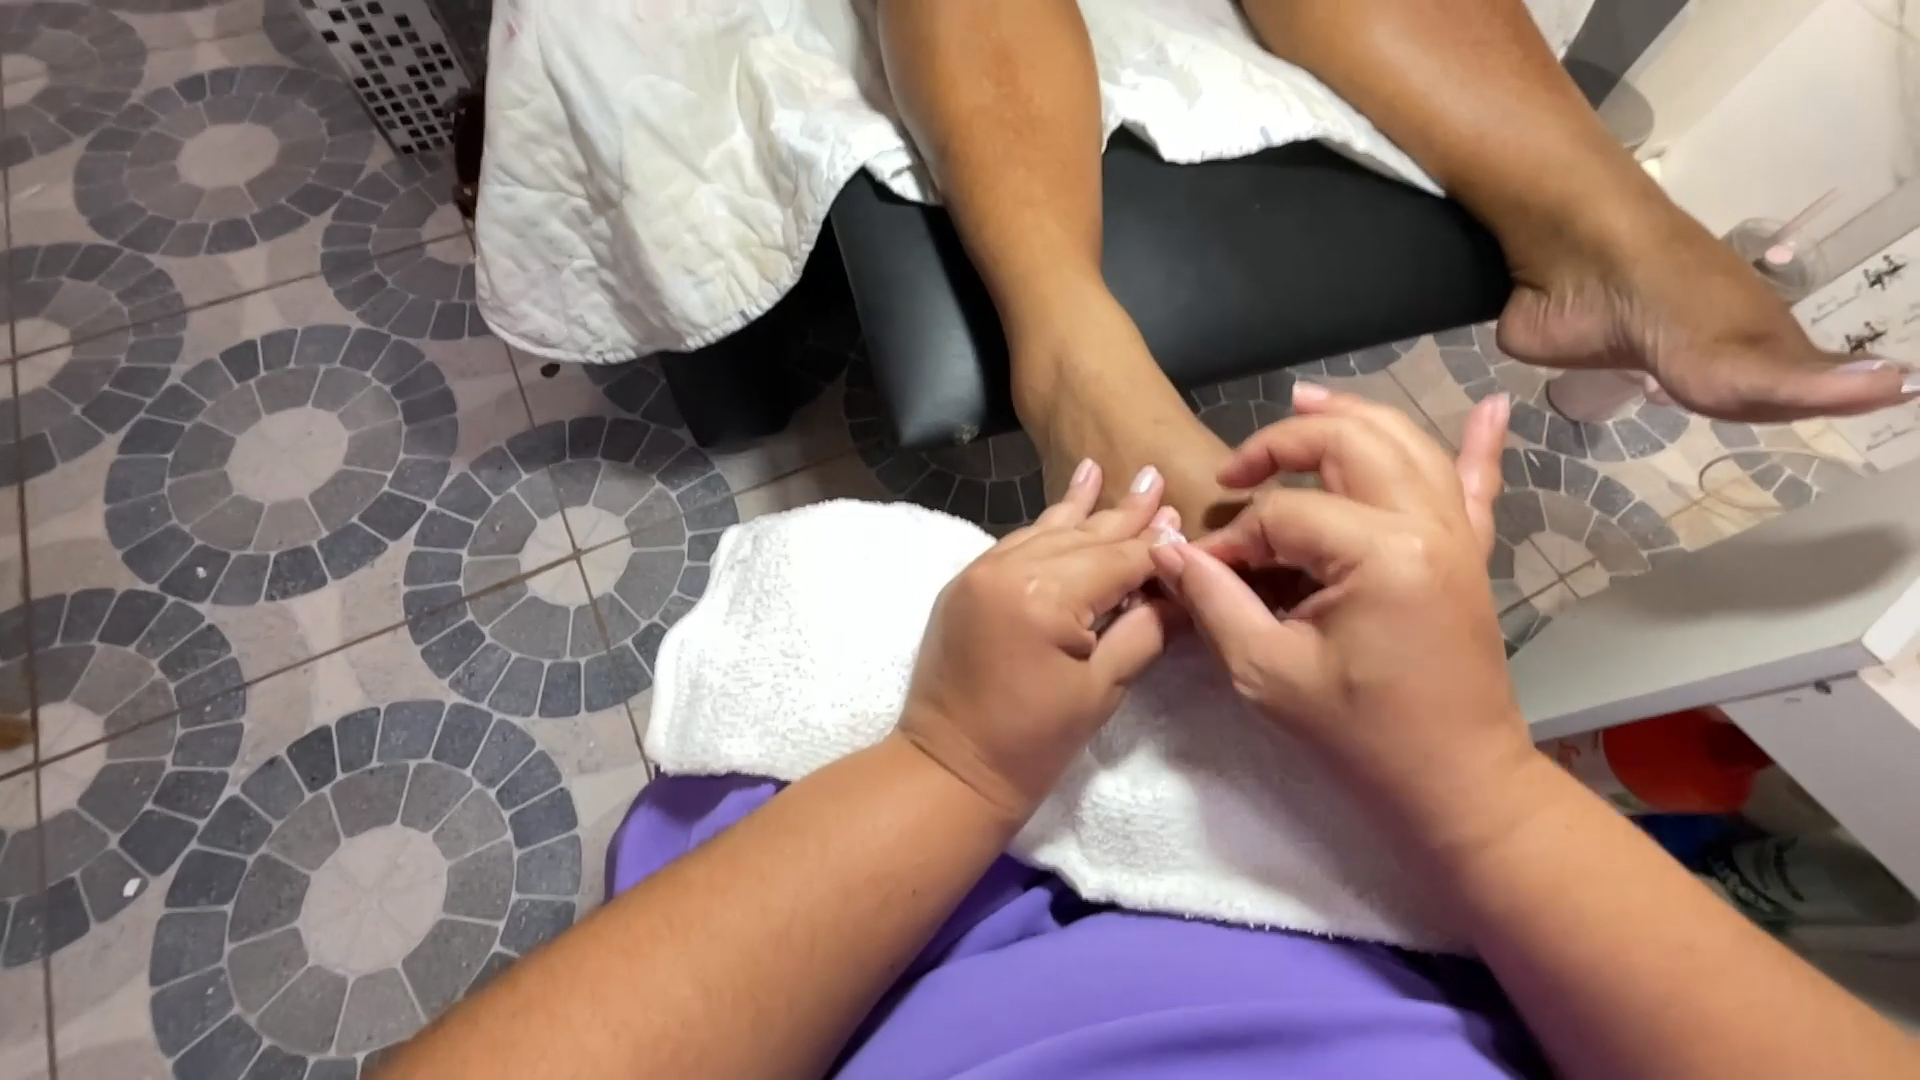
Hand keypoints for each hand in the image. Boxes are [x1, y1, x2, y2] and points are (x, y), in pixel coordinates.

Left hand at [899, 459, 1175, 823]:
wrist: (948, 768)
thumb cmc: (1032, 743)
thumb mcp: (1101, 690)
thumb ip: (1144, 632)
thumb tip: (1181, 590)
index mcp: (1046, 596)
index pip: (1118, 561)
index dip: (1156, 548)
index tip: (1188, 524)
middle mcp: (1009, 570)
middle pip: (1081, 537)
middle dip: (1122, 513)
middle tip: (1153, 477)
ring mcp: (979, 573)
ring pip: (1043, 532)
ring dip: (1078, 507)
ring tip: (1101, 471)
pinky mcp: (964, 585)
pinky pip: (1013, 546)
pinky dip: (1042, 529)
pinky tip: (1060, 509)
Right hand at [1151, 385, 1537, 851]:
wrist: (1454, 782)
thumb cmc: (1356, 734)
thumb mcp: (1264, 670)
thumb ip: (1212, 599)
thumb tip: (1166, 548)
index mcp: (1379, 553)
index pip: (1283, 513)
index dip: (1232, 540)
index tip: (1202, 572)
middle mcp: (1426, 524)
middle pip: (1349, 443)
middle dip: (1283, 443)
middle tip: (1236, 469)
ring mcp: (1457, 534)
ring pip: (1406, 442)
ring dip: (1353, 415)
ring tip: (1304, 398)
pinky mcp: (1470, 553)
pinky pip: (1478, 485)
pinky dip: (1480, 444)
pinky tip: (1491, 406)